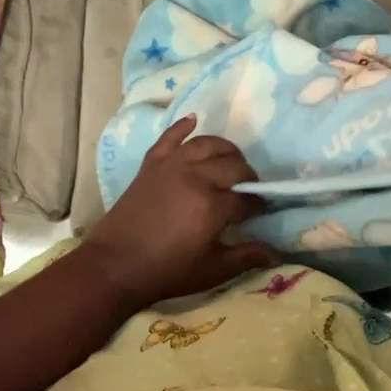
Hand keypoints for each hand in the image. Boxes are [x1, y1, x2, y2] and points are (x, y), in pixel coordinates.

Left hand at [73, 115, 276, 310]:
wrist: (115, 266)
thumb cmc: (167, 271)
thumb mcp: (213, 270)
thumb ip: (246, 257)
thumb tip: (275, 254)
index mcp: (213, 205)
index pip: (248, 199)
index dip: (258, 205)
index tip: (260, 212)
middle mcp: (196, 177)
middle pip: (233, 165)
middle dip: (247, 177)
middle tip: (247, 191)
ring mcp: (172, 166)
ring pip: (207, 144)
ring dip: (225, 150)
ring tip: (231, 161)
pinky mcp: (151, 165)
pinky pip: (170, 137)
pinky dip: (183, 126)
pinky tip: (194, 119)